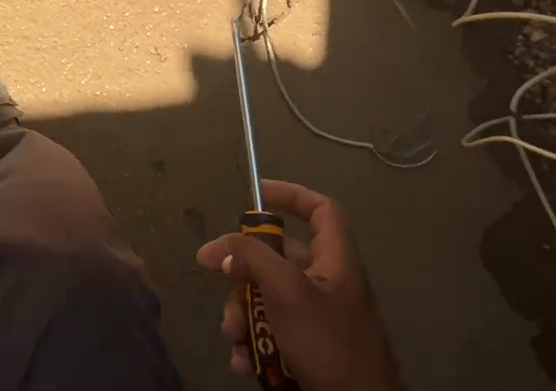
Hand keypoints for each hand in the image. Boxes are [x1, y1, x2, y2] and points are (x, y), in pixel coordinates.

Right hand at [195, 180, 401, 390]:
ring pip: (265, 297)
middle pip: (276, 257)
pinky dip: (250, 343)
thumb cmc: (329, 345)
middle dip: (242, 273)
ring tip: (234, 336)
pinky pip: (268, 331)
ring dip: (240, 314)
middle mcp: (326, 285)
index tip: (254, 196)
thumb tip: (222, 250)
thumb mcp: (287, 292)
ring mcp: (317, 319)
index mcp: (335, 263)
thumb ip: (251, 258)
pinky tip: (242, 361)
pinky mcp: (306, 350)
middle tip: (220, 279)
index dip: (291, 195)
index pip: (322, 211)